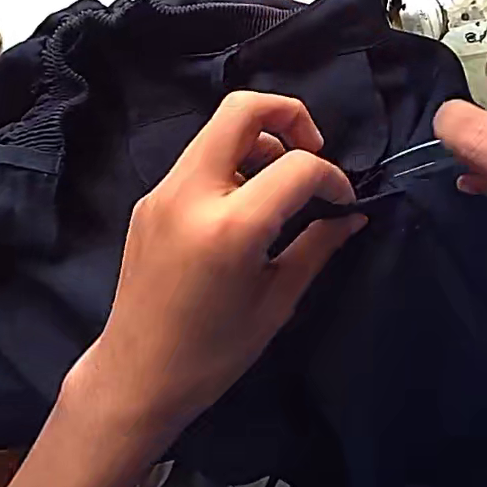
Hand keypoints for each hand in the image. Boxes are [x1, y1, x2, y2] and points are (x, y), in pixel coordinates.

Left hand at [68, 92, 367, 443]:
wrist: (135, 377)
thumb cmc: (213, 352)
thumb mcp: (278, 301)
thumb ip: (318, 246)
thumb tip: (352, 214)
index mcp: (229, 227)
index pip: (296, 166)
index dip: (331, 176)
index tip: (342, 199)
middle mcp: (190, 194)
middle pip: (242, 109)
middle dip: (289, 115)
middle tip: (312, 152)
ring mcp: (163, 192)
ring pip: (218, 129)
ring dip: (260, 139)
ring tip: (279, 184)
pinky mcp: (150, 200)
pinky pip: (200, 159)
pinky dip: (233, 162)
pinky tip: (245, 204)